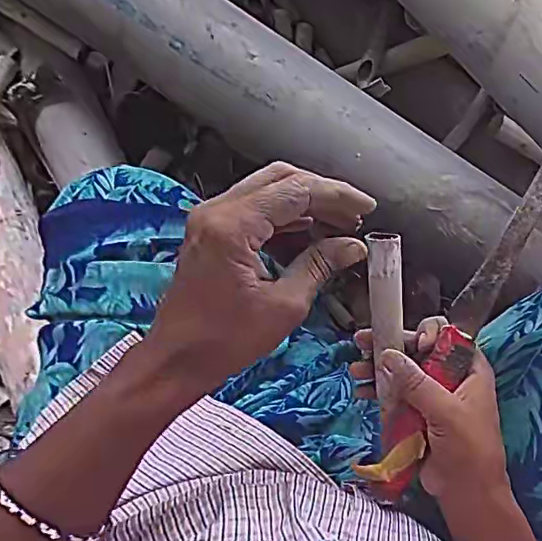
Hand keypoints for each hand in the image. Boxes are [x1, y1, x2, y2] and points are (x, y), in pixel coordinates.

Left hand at [149, 162, 374, 395]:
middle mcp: (215, 214)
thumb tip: (351, 247)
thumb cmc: (221, 342)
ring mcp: (210, 221)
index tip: (364, 205)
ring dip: (306, 205)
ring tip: (339, 227)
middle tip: (354, 214)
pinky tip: (310, 237)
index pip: (295, 191)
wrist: (177, 360)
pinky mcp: (212, 233)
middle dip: (323, 193)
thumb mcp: (284, 305)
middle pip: (281, 179)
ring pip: (269, 190)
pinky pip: (255, 210)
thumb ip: (320, 266)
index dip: (337, 196)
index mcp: (231, 227)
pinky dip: (286, 218)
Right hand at [348, 319, 509, 501]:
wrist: (467, 493)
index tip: (411, 344)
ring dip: (380, 370)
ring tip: (357, 370)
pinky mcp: (418, 416)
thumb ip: (418, 383)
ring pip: (404, 374)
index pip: (449, 338)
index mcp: (471, 371)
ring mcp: (434, 397)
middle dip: (392, 347)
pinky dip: (380, 391)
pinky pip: (397, 396)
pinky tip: (362, 391)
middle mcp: (453, 379)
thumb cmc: (469, 449)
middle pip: (420, 352)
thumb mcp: (446, 412)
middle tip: (364, 341)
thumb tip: (390, 355)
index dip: (427, 334)